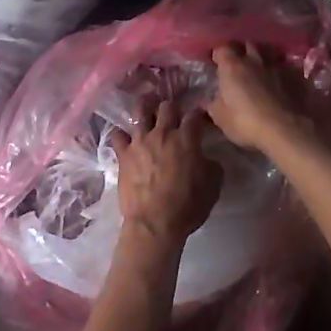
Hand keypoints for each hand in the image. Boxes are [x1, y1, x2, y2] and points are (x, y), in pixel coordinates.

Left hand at [113, 99, 222, 252]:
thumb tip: (205, 158)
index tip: (200, 117)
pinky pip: (117, 135)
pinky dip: (122, 133)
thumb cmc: (188, 205)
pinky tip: (125, 136)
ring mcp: (140, 142)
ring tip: (147, 109)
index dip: (198, 113)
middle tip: (173, 114)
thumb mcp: (213, 184)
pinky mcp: (123, 155)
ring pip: (140, 112)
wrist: (155, 223)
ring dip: (145, 109)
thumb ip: (211, 164)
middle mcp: (163, 133)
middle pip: (167, 106)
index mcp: (187, 138)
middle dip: (172, 107)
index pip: (194, 114)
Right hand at [206, 45, 315, 153]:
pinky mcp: (296, 73)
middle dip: (242, 50)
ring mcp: (277, 64)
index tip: (216, 61)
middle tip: (239, 61)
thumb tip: (208, 100)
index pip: (222, 49)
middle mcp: (255, 59)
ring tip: (261, 65)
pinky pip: (286, 64)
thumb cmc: (246, 123)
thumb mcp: (221, 118)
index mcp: (233, 66)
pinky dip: (281, 68)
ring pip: (269, 50)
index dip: (219, 54)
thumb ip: (213, 105)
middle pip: (247, 44)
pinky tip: (281, 77)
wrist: (285, 128)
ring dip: (263, 55)